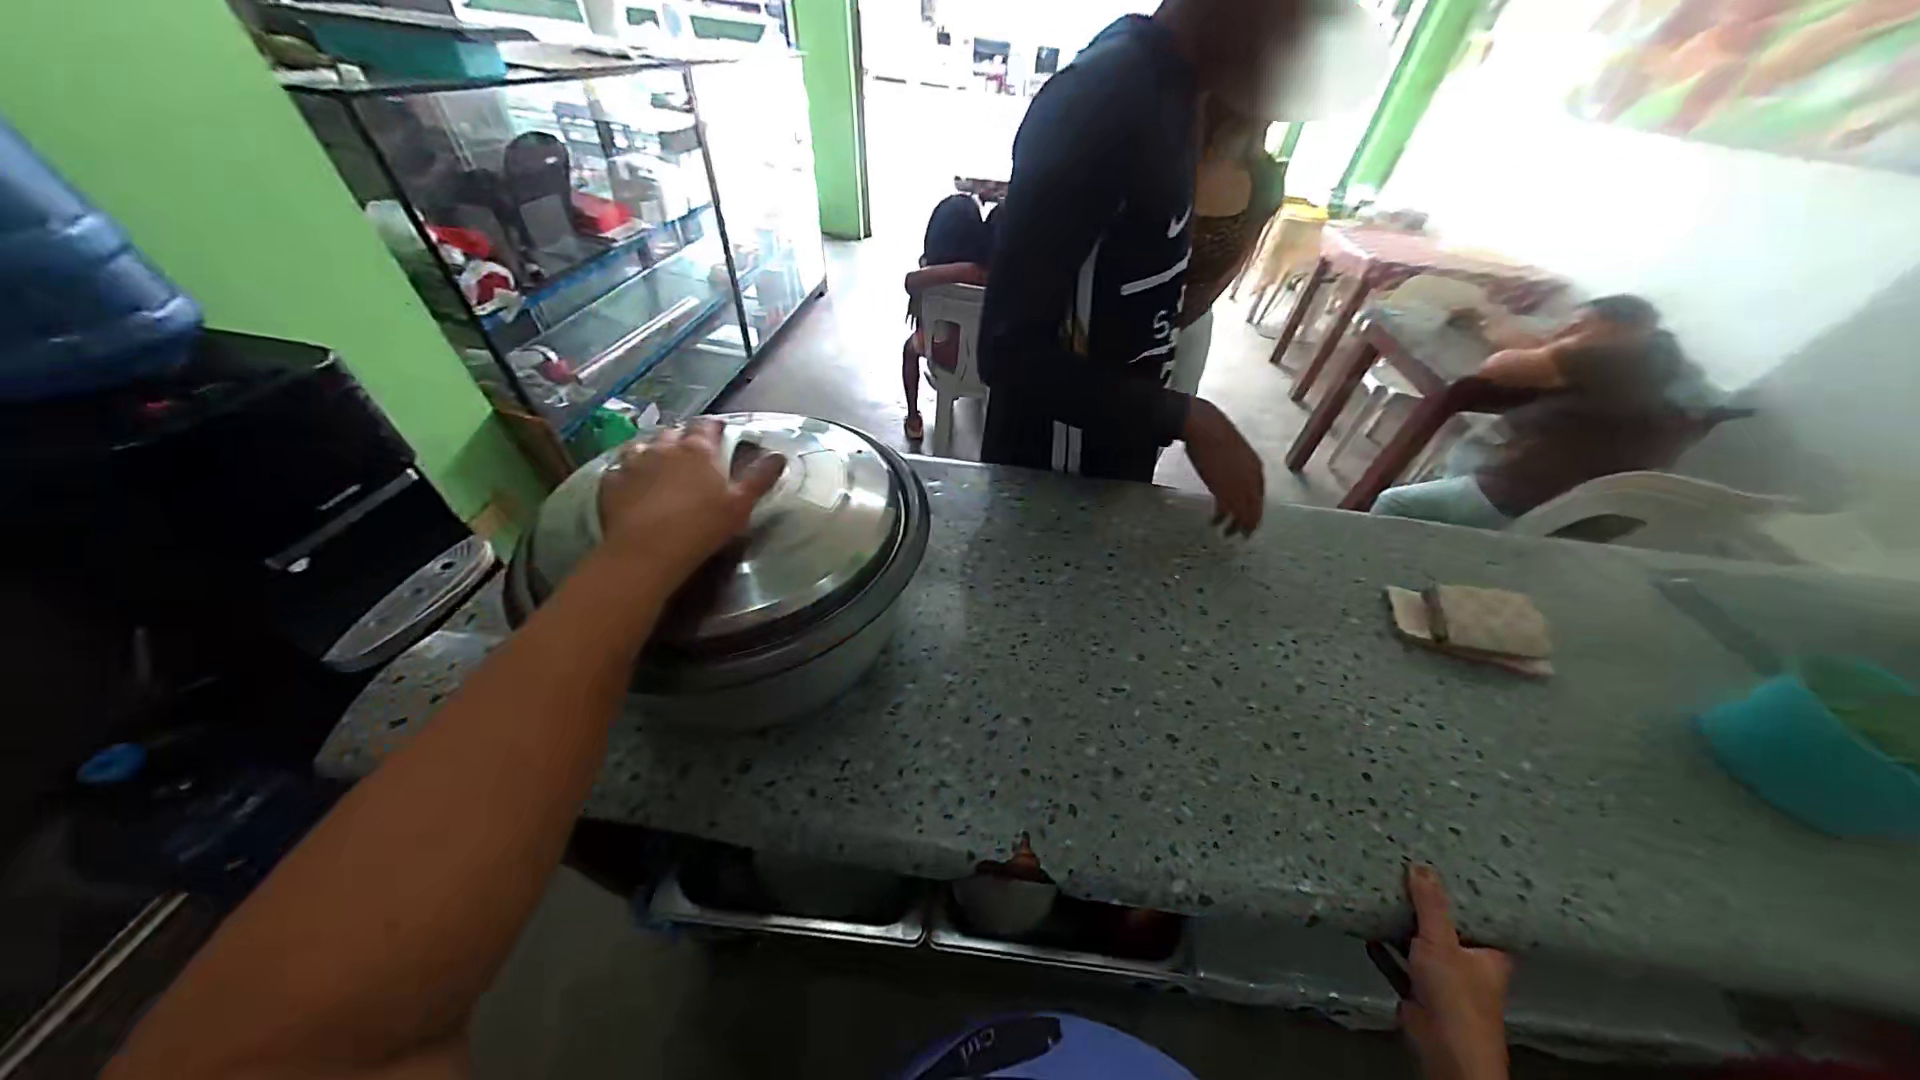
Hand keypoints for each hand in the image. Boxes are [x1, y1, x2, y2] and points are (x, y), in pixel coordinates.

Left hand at [595, 418, 785, 584]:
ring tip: (660, 463)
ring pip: (643, 445)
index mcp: (698, 450)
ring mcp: (633, 462)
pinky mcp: (611, 482)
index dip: (715, 427)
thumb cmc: (702, 526)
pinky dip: (628, 471)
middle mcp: (664, 447)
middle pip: (675, 432)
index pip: (708, 426)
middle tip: (693, 452)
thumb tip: (779, 456)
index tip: (721, 432)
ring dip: (653, 449)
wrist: (648, 550)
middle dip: (684, 437)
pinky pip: (619, 468)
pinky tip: (632, 482)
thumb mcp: (741, 504)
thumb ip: (759, 478)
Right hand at [1182, 397, 1264, 535]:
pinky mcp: (1224, 490)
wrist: (1206, 427)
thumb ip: (1234, 462)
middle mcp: (1252, 479)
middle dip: (1250, 522)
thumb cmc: (1214, 432)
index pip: (1259, 493)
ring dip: (1237, 526)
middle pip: (1255, 507)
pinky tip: (1215, 523)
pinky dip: (1223, 520)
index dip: (1254, 507)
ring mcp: (1239, 485)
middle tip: (1245, 534)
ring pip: (1244, 513)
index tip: (1249, 515)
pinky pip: (1227, 511)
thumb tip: (1226, 465)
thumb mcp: (1231, 448)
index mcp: (1255, 467)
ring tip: (1230, 535)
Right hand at [1400, 863, 1511, 1079]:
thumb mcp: (1443, 941)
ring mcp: (1441, 978)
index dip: (1468, 897)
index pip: (1483, 919)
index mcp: (1489, 956)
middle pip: (1446, 928)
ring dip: (1401, 925)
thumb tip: (1421, 865)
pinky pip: (1396, 960)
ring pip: (1419, 944)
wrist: (1443, 1048)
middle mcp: (1468, 965)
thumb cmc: (1457, 996)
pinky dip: (1382, 945)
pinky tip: (1367, 926)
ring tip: (1381, 892)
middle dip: (1426, 907)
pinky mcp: (1416, 989)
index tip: (1449, 869)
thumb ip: (1431, 905)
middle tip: (1406, 873)